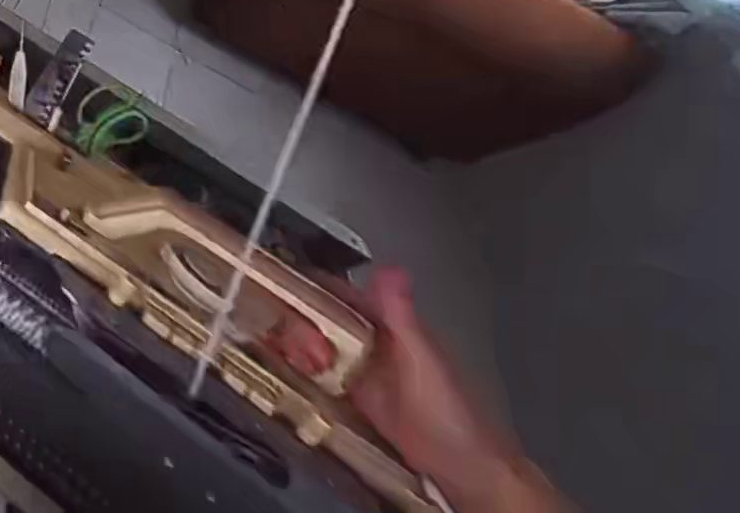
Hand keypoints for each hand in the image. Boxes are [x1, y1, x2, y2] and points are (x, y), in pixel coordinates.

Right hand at [275, 268, 573, 512]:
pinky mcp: (350, 394)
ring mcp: (357, 367)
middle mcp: (366, 340)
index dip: (306, 282)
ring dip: (292, 343)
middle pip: (317, 316)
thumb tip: (390, 265)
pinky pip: (314, 371)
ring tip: (280, 352)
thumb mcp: (422, 359)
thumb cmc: (447, 412)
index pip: (337, 292)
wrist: (466, 474)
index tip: (273, 278)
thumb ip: (400, 315)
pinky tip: (284, 368)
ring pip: (312, 342)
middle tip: (280, 334)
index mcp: (383, 323)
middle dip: (294, 320)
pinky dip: (297, 367)